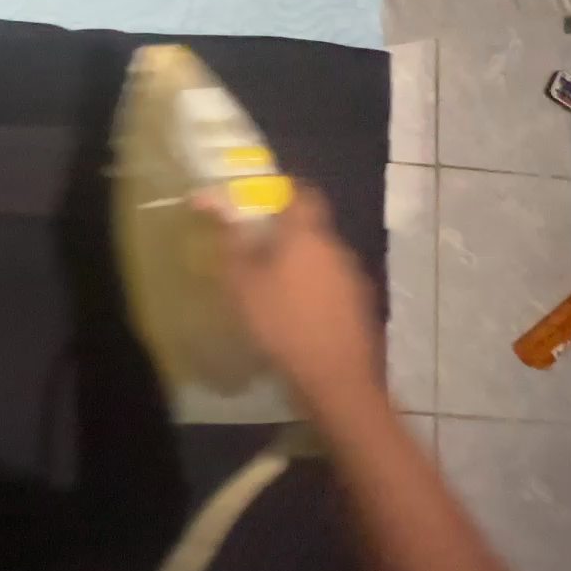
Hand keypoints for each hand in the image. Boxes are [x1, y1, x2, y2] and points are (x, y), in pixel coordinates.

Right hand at [202, 186, 381, 411]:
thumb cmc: (280, 321)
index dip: (281, 190)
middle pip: (309, 227)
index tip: (256, 198)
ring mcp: (352, 280)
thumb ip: (229, 237)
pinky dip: (309, 287)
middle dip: (281, 231)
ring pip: (319, 257)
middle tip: (249, 245)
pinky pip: (329, 283)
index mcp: (307, 235)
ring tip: (266, 282)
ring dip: (295, 262)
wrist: (334, 380)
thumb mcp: (240, 279)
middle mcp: (336, 249)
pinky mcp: (359, 308)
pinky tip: (290, 310)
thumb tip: (211, 199)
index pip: (302, 194)